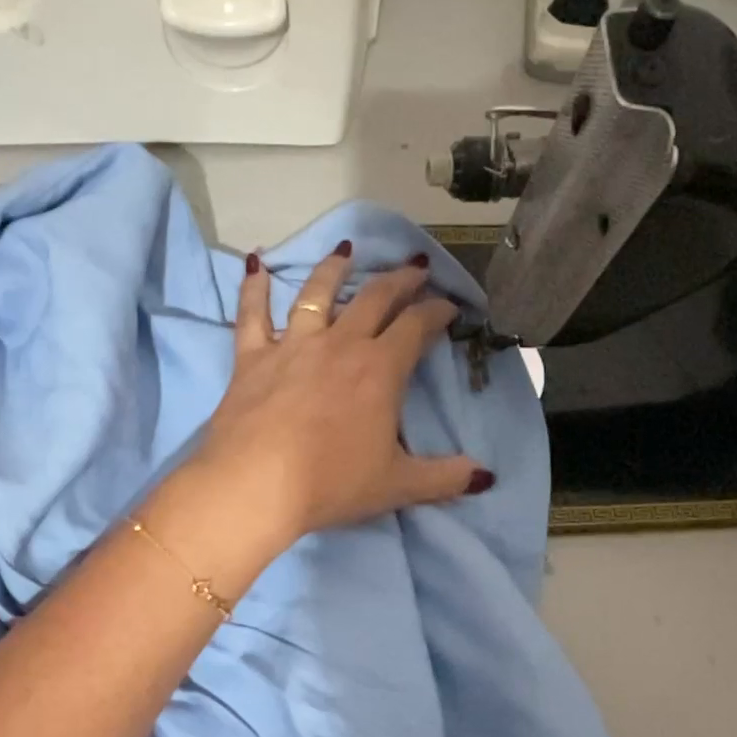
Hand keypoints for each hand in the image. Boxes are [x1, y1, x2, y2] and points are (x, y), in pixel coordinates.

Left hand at [177, 243, 491, 552]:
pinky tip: (254, 263)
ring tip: (346, 250)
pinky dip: (253, 286)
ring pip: (317, 293)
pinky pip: (252, 313)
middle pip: (375, 298)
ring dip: (335, 268)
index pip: (416, 327)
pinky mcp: (252, 357)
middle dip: (400, 279)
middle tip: (416, 267)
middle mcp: (339, 344)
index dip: (437, 312)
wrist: (255, 485)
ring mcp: (293, 345)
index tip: (450, 307)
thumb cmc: (331, 484)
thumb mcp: (396, 486)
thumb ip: (444, 478)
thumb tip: (485, 476)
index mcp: (380, 369)